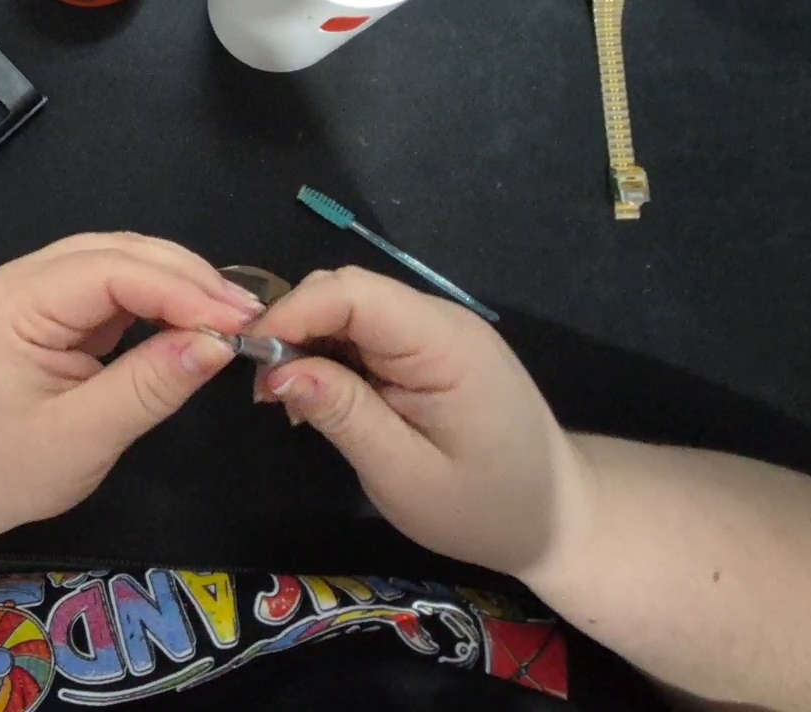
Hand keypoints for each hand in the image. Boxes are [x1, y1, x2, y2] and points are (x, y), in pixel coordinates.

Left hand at [0, 233, 263, 546]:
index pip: (110, 271)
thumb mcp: (81, 437)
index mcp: (16, 302)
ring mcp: (34, 289)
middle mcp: (22, 279)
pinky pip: (109, 286)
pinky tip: (188, 317)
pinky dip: (154, 298)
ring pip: (116, 260)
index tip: (241, 320)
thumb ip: (149, 386)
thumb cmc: (0, 468)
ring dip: (175, 281)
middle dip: (185, 276)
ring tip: (229, 313)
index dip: (181, 289)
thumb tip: (218, 345)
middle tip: (247, 314)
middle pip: (115, 251)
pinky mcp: (49, 307)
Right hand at [248, 267, 584, 577]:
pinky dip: (323, 353)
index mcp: (444, 343)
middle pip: (342, 290)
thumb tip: (274, 372)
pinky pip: (356, 329)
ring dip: (303, 342)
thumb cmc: (486, 508)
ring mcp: (429, 328)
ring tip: (287, 398)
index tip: (251, 354)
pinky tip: (317, 394)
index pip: (353, 293)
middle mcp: (436, 319)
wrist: (560, 520)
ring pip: (342, 306)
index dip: (294, 311)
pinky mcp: (419, 344)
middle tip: (264, 386)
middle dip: (291, 325)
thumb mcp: (405, 475)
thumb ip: (342, 415)